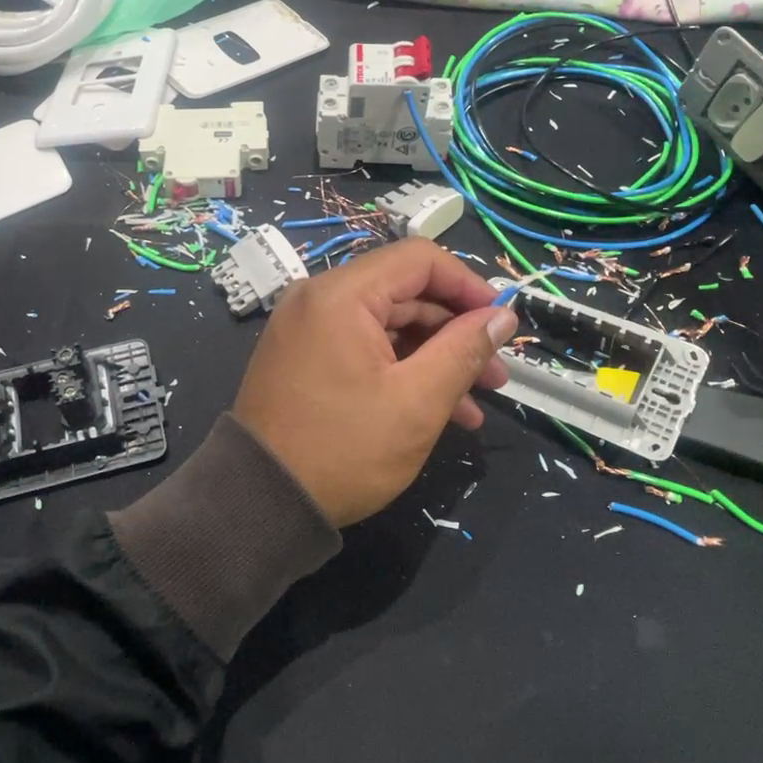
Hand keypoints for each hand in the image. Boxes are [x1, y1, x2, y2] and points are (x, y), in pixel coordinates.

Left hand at [232, 238, 516, 526]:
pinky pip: (363, 348)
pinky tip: (439, 413)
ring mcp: (307, 329)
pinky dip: (400, 371)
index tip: (503, 324)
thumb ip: (464, 350)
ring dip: (434, 359)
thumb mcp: (417, 402)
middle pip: (405, 293)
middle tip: (497, 377)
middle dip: (456, 333)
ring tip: (477, 407)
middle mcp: (318, 299)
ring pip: (387, 326)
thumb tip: (503, 315)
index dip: (469, 286)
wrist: (259, 502)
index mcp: (341, 294)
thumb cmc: (343, 449)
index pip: (420, 260)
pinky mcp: (303, 358)